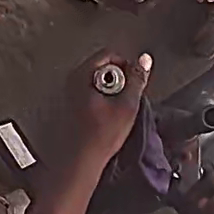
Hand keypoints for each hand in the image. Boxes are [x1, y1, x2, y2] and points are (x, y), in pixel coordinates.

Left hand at [67, 50, 151, 169]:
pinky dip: (102, 98)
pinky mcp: (71, 104)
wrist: (81, 160)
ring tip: (114, 109)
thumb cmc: (100, 136)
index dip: (125, 66)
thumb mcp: (127, 105)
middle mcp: (71, 80)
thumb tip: (144, 60)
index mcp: (81, 75)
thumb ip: (137, 80)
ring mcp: (69, 92)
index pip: (108, 54)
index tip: (132, 83)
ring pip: (98, 79)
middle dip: (118, 79)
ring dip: (111, 90)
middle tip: (123, 99)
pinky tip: (105, 116)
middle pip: (102, 65)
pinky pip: (91, 91)